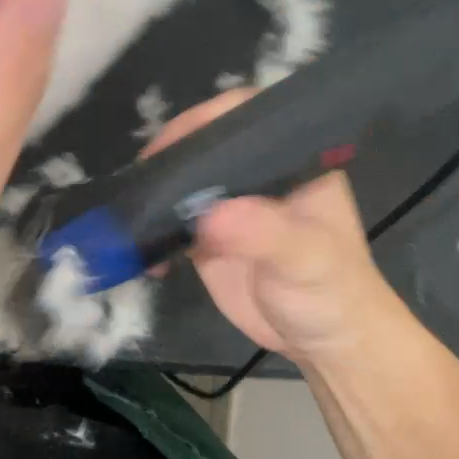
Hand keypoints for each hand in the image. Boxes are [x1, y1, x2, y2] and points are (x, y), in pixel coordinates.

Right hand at [146, 91, 412, 367]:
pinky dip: (146, 237)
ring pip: (181, 185)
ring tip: (128, 214)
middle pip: (204, 147)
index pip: (247, 118)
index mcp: (292, 163)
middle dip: (168, 159)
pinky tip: (139, 256)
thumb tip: (213, 215)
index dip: (207, 120)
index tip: (171, 144)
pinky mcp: (205, 239)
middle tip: (139, 180)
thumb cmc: (330, 291)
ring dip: (151, 197)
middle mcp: (257, 177)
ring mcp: (228, 208)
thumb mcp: (304, 259)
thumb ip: (265, 234)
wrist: (322, 340)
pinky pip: (167, 226)